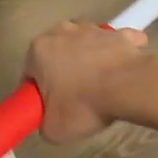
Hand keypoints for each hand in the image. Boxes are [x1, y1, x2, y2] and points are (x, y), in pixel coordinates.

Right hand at [23, 21, 149, 142]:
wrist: (127, 87)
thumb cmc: (82, 105)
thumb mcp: (52, 129)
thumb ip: (44, 121)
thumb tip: (50, 119)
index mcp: (39, 49)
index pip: (30, 72)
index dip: (38, 92)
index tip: (49, 107)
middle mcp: (64, 31)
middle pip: (58, 53)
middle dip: (63, 71)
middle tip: (73, 98)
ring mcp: (95, 28)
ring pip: (87, 44)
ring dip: (90, 59)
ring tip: (100, 85)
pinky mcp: (122, 32)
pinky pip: (117, 42)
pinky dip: (119, 52)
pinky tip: (122, 70)